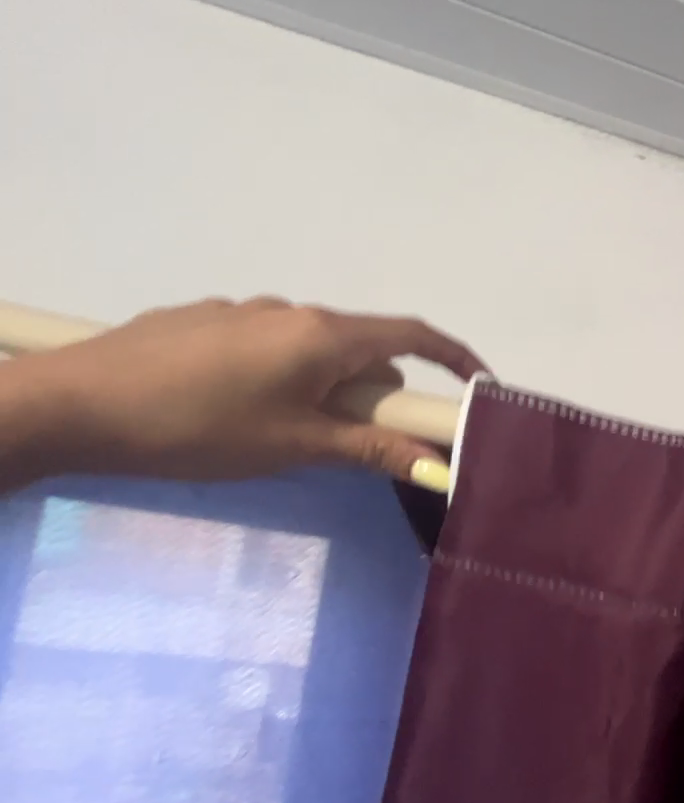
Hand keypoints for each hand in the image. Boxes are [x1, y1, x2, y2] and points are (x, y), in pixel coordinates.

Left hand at [17, 297, 484, 489]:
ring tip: (289, 429)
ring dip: (327, 384)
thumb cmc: (200, 427)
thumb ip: (376, 450)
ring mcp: (241, 313)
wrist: (63, 406)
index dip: (456, 357)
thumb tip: (441, 468)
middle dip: (377, 390)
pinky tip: (237, 408)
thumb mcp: (300, 446)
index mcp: (323, 336)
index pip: (413, 336)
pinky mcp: (199, 322)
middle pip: (365, 347)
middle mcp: (290, 312)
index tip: (479, 386)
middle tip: (360, 437)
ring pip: (315, 349)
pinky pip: (270, 346)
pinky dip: (284, 375)